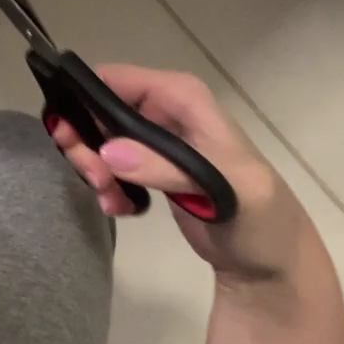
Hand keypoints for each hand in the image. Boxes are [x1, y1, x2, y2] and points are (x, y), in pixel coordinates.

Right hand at [51, 65, 314, 285]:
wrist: (272, 265)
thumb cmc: (260, 218)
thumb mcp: (225, 190)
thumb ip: (166, 168)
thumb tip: (108, 153)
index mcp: (182, 96)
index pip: (115, 78)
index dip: (85, 101)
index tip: (71, 138)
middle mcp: (164, 109)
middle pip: (99, 108)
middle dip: (86, 143)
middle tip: (94, 178)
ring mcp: (154, 139)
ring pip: (99, 137)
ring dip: (94, 169)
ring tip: (109, 197)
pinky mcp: (148, 166)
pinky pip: (108, 164)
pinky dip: (106, 186)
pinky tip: (120, 207)